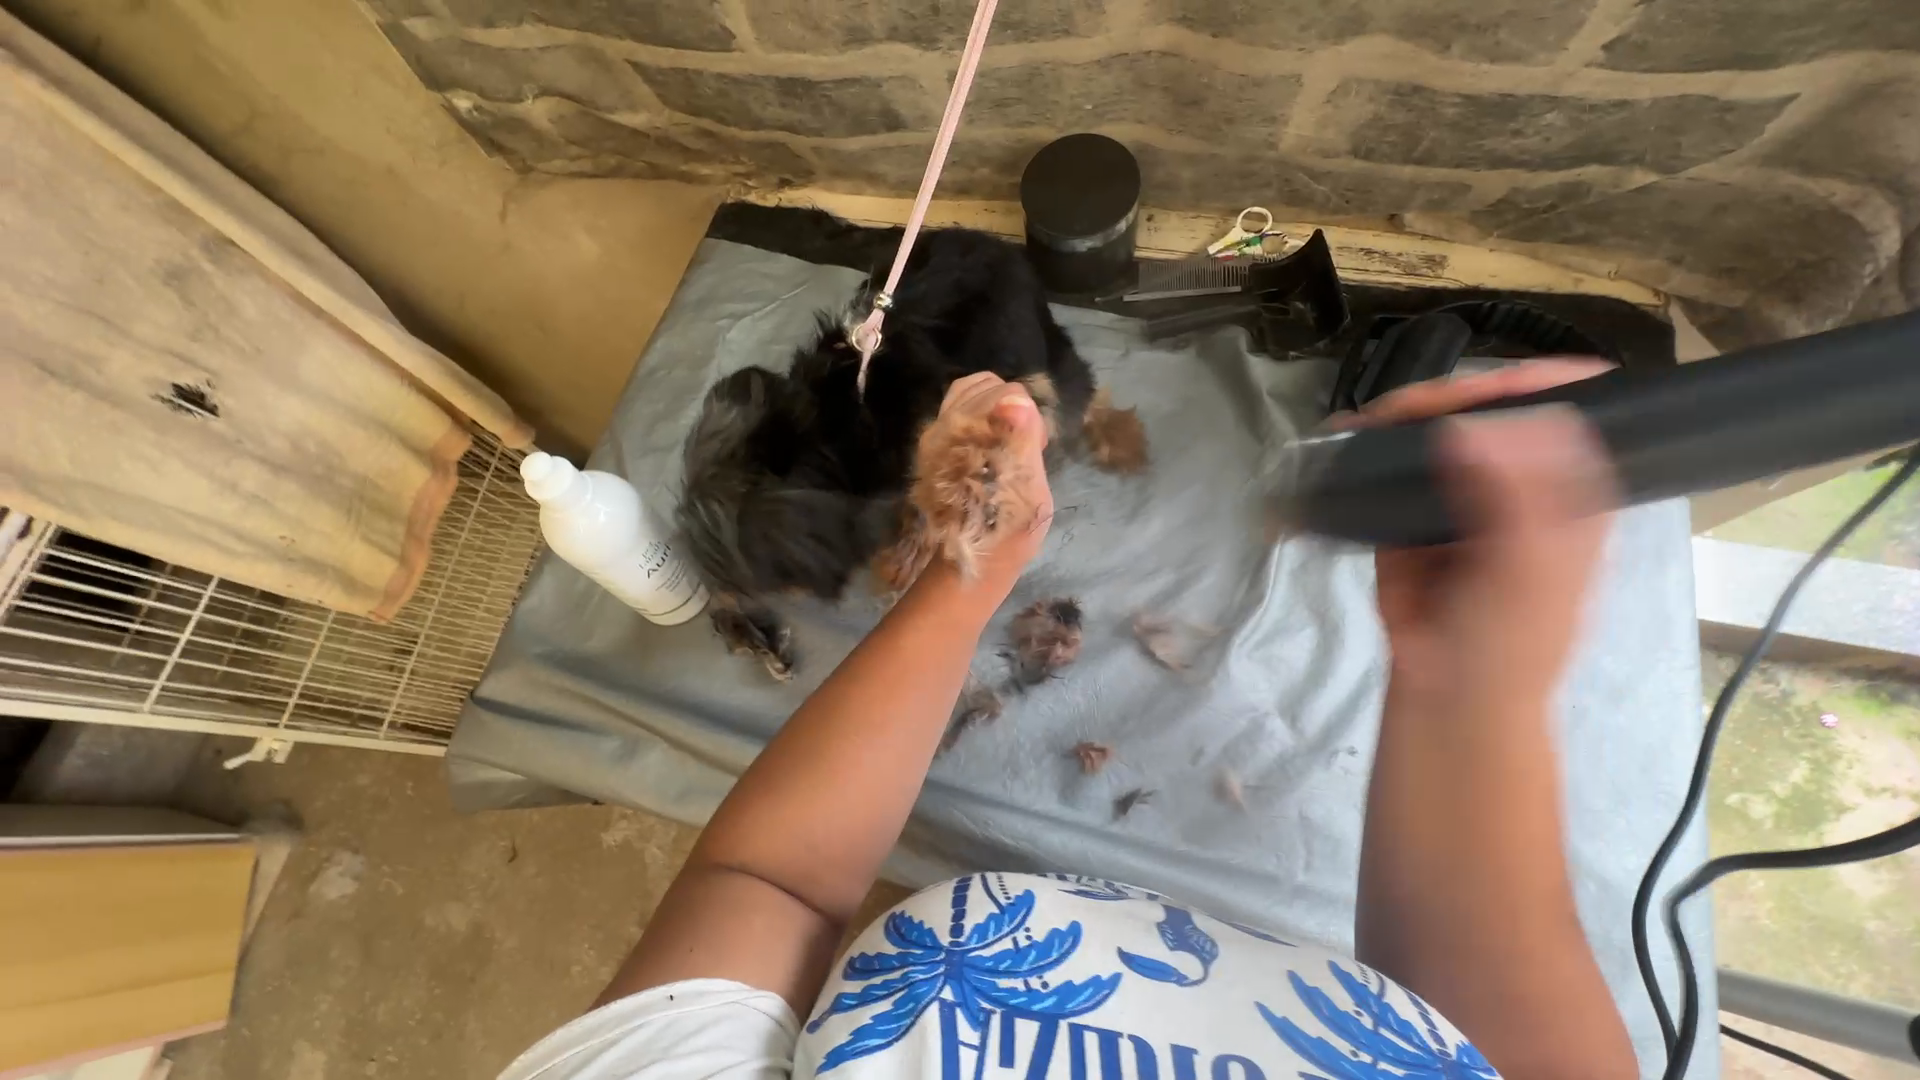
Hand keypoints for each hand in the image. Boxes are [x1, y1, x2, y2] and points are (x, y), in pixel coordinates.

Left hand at [926, 373, 1053, 583]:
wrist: (969, 560)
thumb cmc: (1008, 531)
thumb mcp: (1028, 492)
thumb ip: (1022, 443)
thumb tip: (1016, 400)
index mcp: (970, 436)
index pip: (1009, 393)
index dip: (1031, 417)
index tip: (1038, 447)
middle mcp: (945, 428)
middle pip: (988, 387)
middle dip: (1013, 407)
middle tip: (1025, 443)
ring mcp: (935, 435)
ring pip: (970, 393)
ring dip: (995, 406)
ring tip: (1009, 438)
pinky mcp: (932, 445)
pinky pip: (957, 409)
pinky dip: (980, 414)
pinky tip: (992, 441)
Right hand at [1360, 360, 1616, 706]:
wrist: (1446, 690)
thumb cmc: (1513, 639)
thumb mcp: (1533, 569)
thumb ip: (1516, 496)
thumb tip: (1473, 424)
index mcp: (1568, 489)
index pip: (1566, 412)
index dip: (1539, 384)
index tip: (1493, 382)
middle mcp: (1513, 482)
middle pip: (1488, 413)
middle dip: (1451, 398)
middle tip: (1409, 408)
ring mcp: (1456, 496)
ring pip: (1433, 435)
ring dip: (1402, 418)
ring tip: (1371, 418)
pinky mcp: (1404, 514)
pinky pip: (1388, 471)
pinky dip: (1365, 450)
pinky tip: (1347, 437)